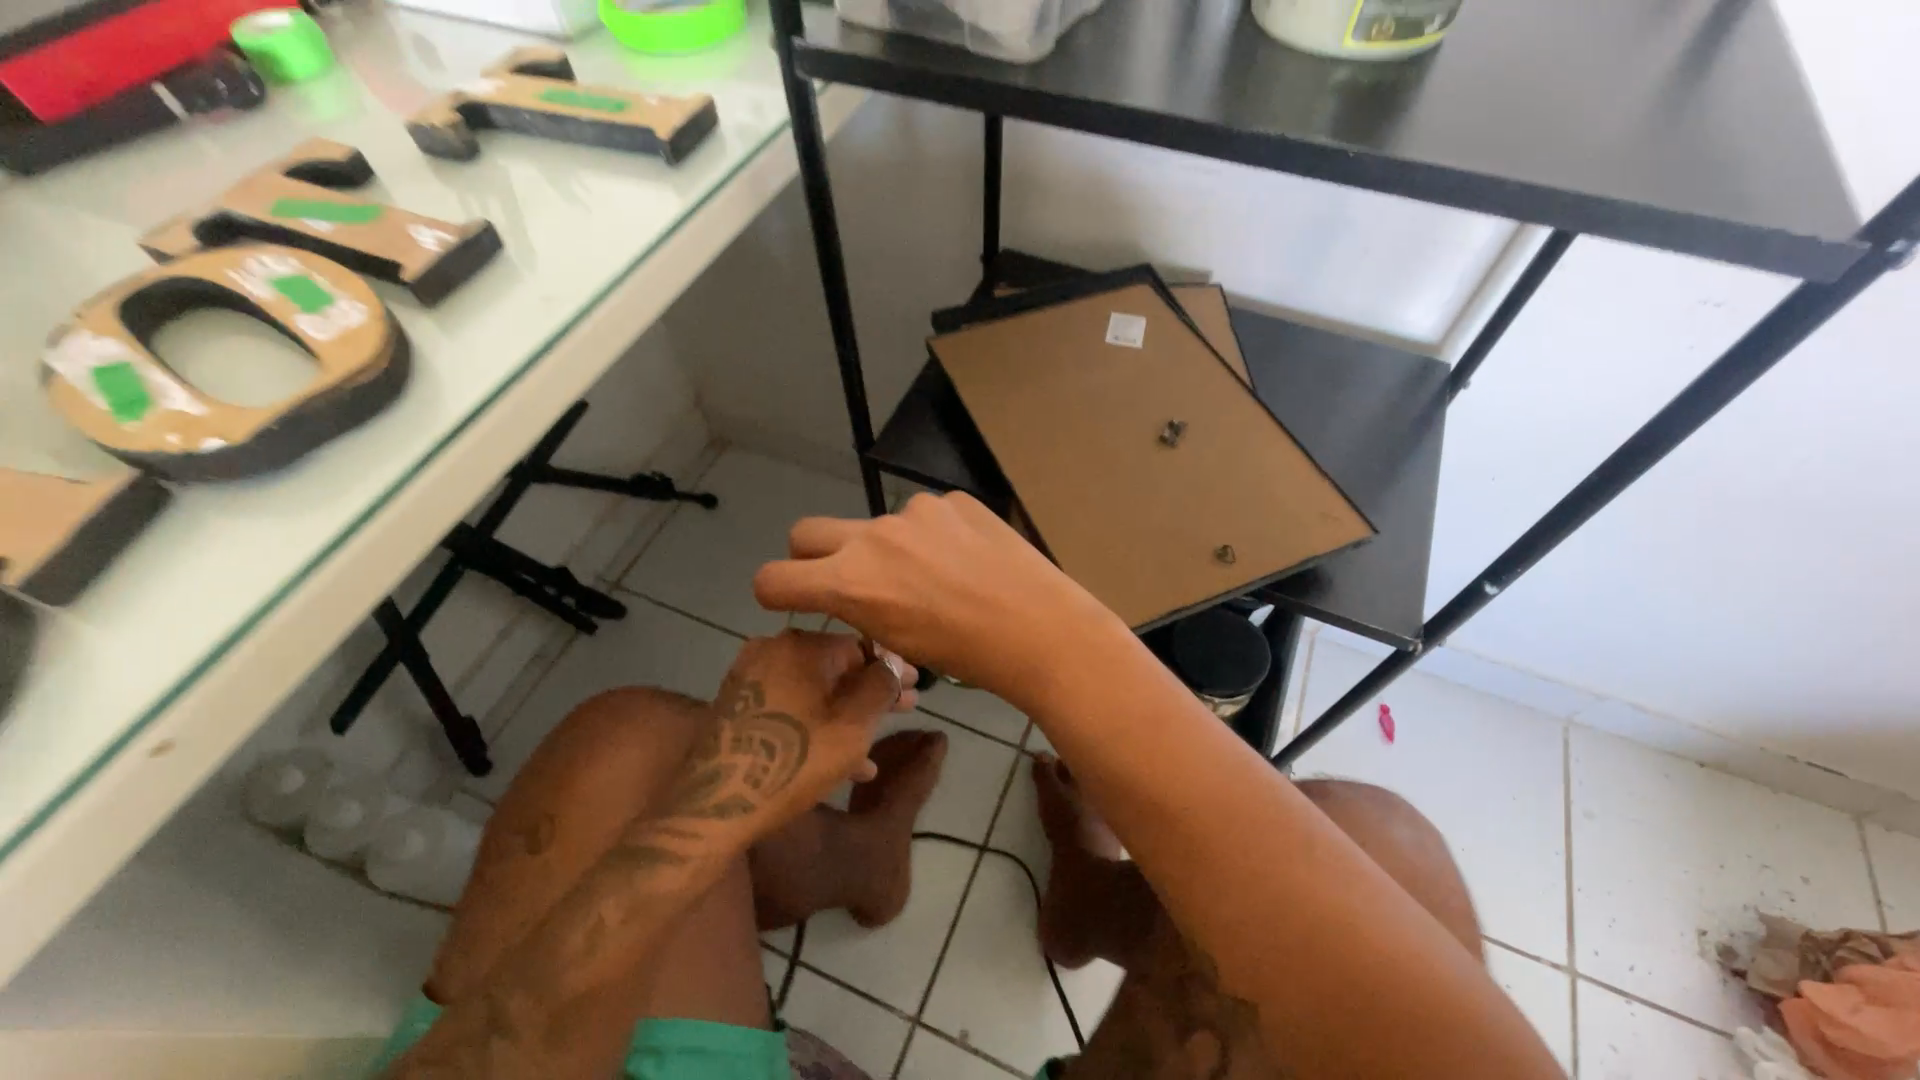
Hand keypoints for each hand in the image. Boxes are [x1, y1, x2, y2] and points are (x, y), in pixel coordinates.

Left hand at [664, 630, 915, 843]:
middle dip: (872, 691)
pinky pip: (789, 708)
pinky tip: (845, 763)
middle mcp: (771, 651)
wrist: (715, 805)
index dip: (892, 666)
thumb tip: (894, 661)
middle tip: (906, 709)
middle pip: (835, 666)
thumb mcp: (853, 726)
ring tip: (878, 741)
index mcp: (801, 645)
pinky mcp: (736, 708)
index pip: (860, 643)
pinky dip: (817, 726)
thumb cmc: (794, 761)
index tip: (916, 687)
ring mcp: (749, 680)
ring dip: (848, 713)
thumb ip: (881, 686)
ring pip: (813, 691)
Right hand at [752, 492, 1125, 707]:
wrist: (1040, 629)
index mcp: (851, 582)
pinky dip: (933, 536)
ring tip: (936, 577)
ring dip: (887, 547)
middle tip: (849, 579)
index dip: (773, 593)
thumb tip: (853, 595)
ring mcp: (915, 512)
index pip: (773, 578)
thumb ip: (860, 609)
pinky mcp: (952, 500)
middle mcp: (871, 536)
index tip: (789, 600)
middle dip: (812, 556)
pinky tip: (968, 561)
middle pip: (805, 532)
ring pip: (876, 525)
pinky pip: (925, 516)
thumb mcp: (897, 644)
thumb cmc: (967, 656)